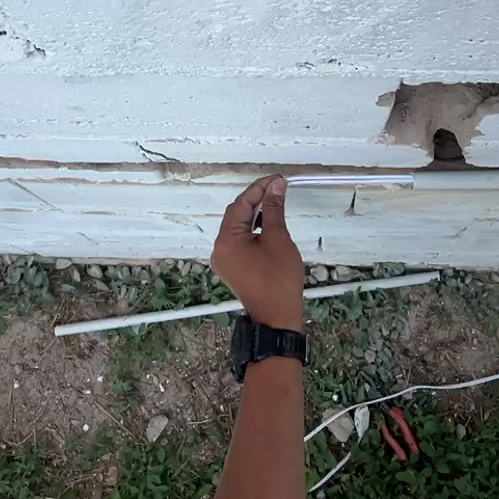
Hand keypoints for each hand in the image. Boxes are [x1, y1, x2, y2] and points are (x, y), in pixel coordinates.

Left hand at [211, 175, 304, 330]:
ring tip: (276, 204)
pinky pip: (239, 239)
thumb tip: (276, 186)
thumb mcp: (278, 239)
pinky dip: (253, 229)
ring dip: (256, 213)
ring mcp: (224, 258)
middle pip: (237, 213)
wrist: (277, 318)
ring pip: (238, 226)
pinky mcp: (232, 266)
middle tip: (278, 188)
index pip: (241, 204)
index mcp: (227, 240)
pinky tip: (268, 224)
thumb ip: (274, 209)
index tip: (277, 180)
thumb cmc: (278, 281)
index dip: (260, 188)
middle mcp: (219, 248)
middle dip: (257, 199)